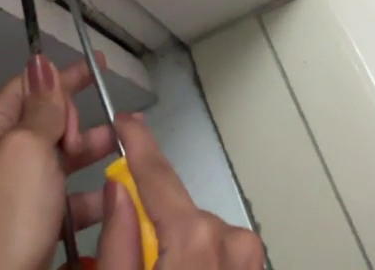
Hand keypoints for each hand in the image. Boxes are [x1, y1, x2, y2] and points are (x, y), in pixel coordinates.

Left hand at [0, 55, 116, 269]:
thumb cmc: (4, 217)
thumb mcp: (27, 149)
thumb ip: (41, 106)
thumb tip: (40, 62)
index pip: (30, 84)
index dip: (65, 76)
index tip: (101, 69)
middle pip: (44, 120)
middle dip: (78, 120)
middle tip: (102, 133)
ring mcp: (5, 194)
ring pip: (55, 160)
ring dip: (90, 153)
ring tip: (125, 151)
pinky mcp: (19, 228)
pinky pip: (57, 199)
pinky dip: (84, 196)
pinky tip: (110, 200)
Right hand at [95, 114, 264, 269]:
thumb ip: (117, 242)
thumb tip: (117, 191)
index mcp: (195, 238)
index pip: (157, 175)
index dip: (136, 143)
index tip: (124, 120)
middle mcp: (231, 237)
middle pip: (177, 211)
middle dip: (152, 222)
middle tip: (133, 255)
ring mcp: (251, 256)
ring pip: (198, 231)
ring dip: (176, 246)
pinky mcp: (258, 269)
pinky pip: (218, 250)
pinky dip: (198, 259)